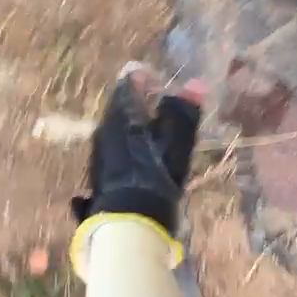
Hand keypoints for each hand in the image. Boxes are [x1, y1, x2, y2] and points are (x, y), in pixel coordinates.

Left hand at [71, 79, 200, 234]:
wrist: (130, 216)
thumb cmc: (156, 172)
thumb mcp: (178, 140)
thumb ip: (185, 111)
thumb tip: (197, 83)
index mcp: (122, 113)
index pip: (129, 82)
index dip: (146, 80)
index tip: (162, 86)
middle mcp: (105, 126)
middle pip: (122, 105)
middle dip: (142, 104)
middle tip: (163, 110)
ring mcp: (99, 150)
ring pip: (117, 127)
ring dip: (136, 127)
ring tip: (156, 137)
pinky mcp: (100, 171)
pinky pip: (115, 147)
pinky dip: (130, 146)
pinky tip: (144, 160)